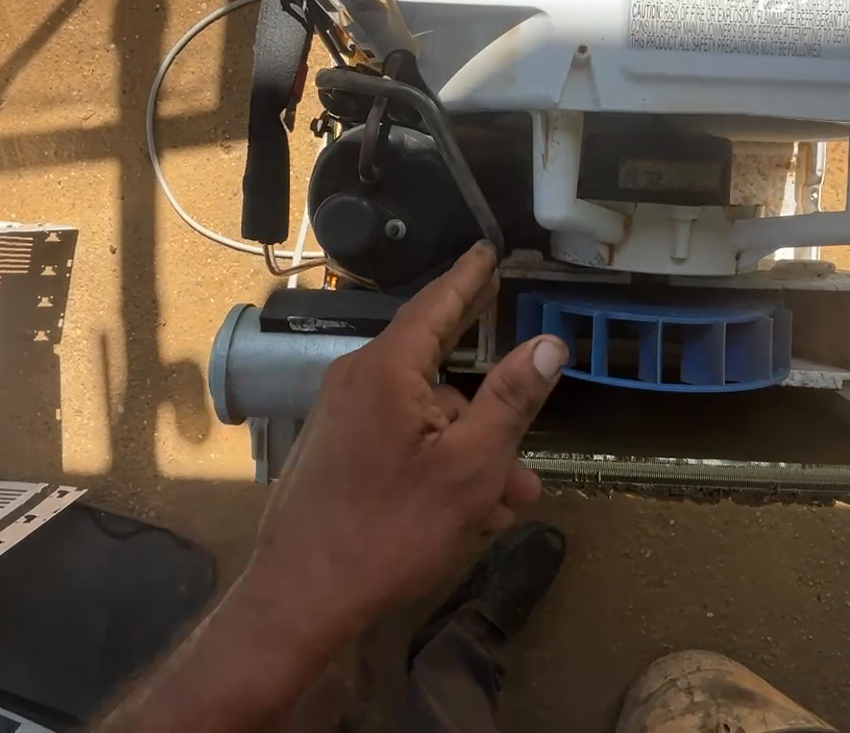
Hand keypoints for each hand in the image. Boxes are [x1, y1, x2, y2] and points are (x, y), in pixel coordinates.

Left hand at [247, 242, 568, 645]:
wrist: (300, 598)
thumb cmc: (390, 529)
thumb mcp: (470, 466)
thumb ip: (511, 399)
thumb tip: (549, 343)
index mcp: (387, 368)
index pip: (436, 303)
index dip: (468, 276)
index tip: (486, 250)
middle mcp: (360, 380)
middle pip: (438, 369)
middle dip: (488, 400)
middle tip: (521, 408)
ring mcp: (345, 416)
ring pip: (427, 417)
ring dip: (471, 450)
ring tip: (509, 499)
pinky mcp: (340, 449)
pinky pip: (402, 438)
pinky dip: (439, 462)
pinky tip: (470, 511)